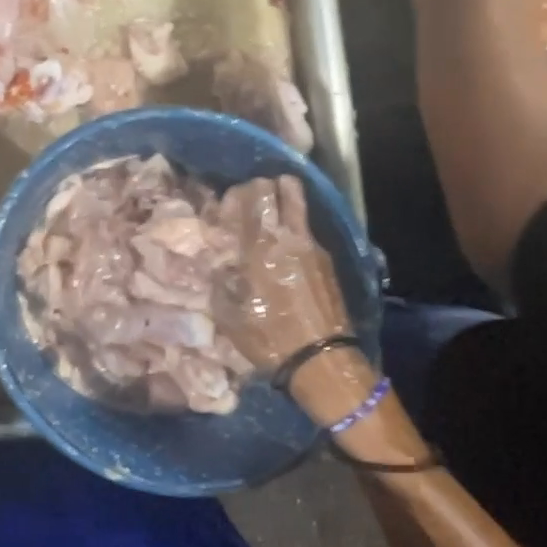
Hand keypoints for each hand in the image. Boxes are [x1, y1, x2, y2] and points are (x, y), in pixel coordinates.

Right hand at [208, 175, 352, 372]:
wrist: (322, 360)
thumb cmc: (268, 336)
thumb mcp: (228, 311)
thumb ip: (221, 279)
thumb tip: (218, 262)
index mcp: (261, 247)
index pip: (255, 197)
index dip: (242, 191)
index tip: (230, 199)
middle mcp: (290, 239)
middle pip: (284, 191)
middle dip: (268, 186)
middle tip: (255, 194)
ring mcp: (314, 248)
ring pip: (300, 208)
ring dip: (285, 201)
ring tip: (271, 211)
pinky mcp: (328, 263)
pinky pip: (307, 231)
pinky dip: (295, 228)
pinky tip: (285, 244)